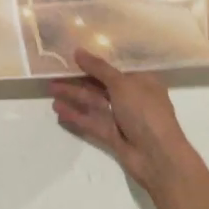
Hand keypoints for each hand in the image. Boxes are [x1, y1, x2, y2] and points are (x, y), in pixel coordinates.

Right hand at [49, 49, 198, 190]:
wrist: (157, 158)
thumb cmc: (146, 112)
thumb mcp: (123, 84)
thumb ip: (99, 68)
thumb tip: (78, 51)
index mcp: (141, 81)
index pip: (116, 66)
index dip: (96, 59)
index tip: (74, 52)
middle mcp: (132, 97)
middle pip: (101, 84)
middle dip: (79, 79)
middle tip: (55, 71)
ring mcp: (121, 117)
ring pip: (94, 102)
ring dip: (73, 95)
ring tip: (50, 88)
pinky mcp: (112, 135)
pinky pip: (91, 121)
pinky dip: (76, 115)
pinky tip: (58, 109)